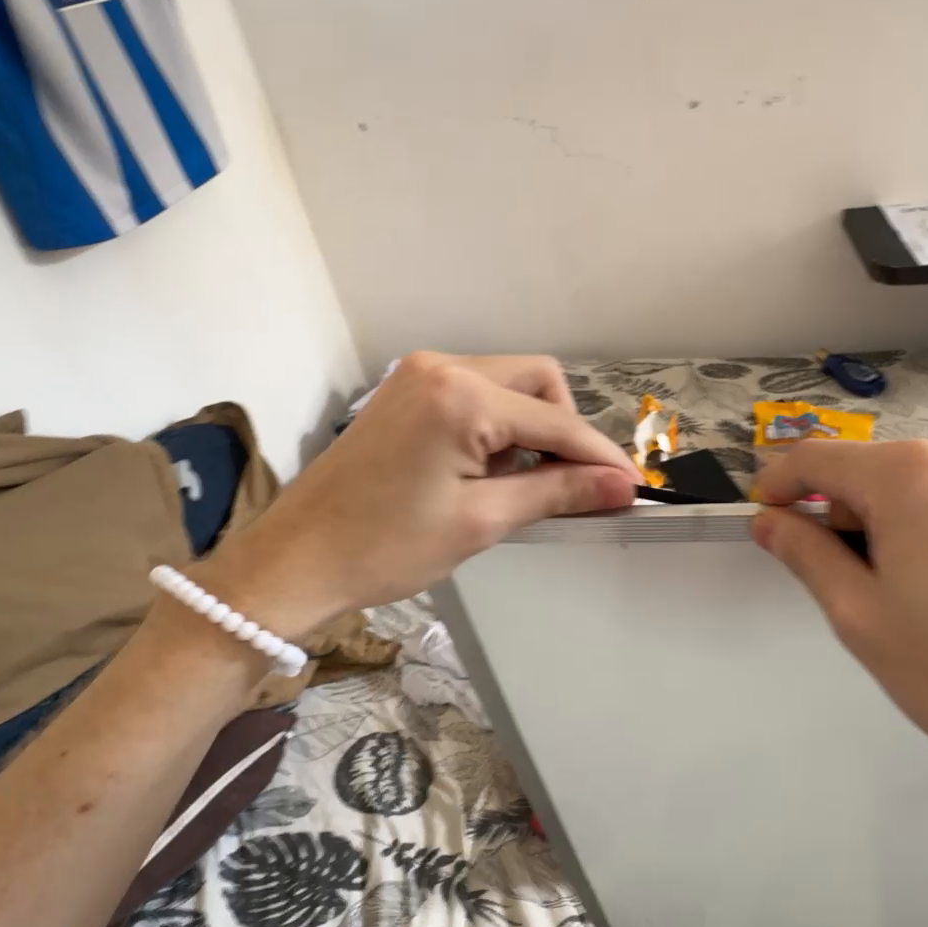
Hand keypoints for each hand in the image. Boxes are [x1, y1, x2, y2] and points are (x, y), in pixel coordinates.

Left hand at [200, 353, 636, 636]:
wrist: (295, 559)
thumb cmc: (385, 547)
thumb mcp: (482, 521)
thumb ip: (558, 492)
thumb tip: (621, 487)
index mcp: (462, 396)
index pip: (557, 421)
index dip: (599, 457)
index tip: (632, 488)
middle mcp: (442, 366)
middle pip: (538, 381)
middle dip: (564, 430)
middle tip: (572, 486)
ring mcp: (418, 373)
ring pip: (508, 383)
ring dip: (531, 426)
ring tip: (521, 484)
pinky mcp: (405, 389)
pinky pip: (475, 391)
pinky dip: (497, 423)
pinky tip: (488, 467)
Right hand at [752, 432, 927, 841]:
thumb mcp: (860, 616)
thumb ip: (804, 553)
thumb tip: (770, 521)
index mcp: (914, 475)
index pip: (818, 457)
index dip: (781, 484)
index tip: (769, 515)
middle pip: (876, 465)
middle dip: (851, 509)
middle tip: (859, 577)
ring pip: (925, 474)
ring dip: (902, 512)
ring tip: (922, 584)